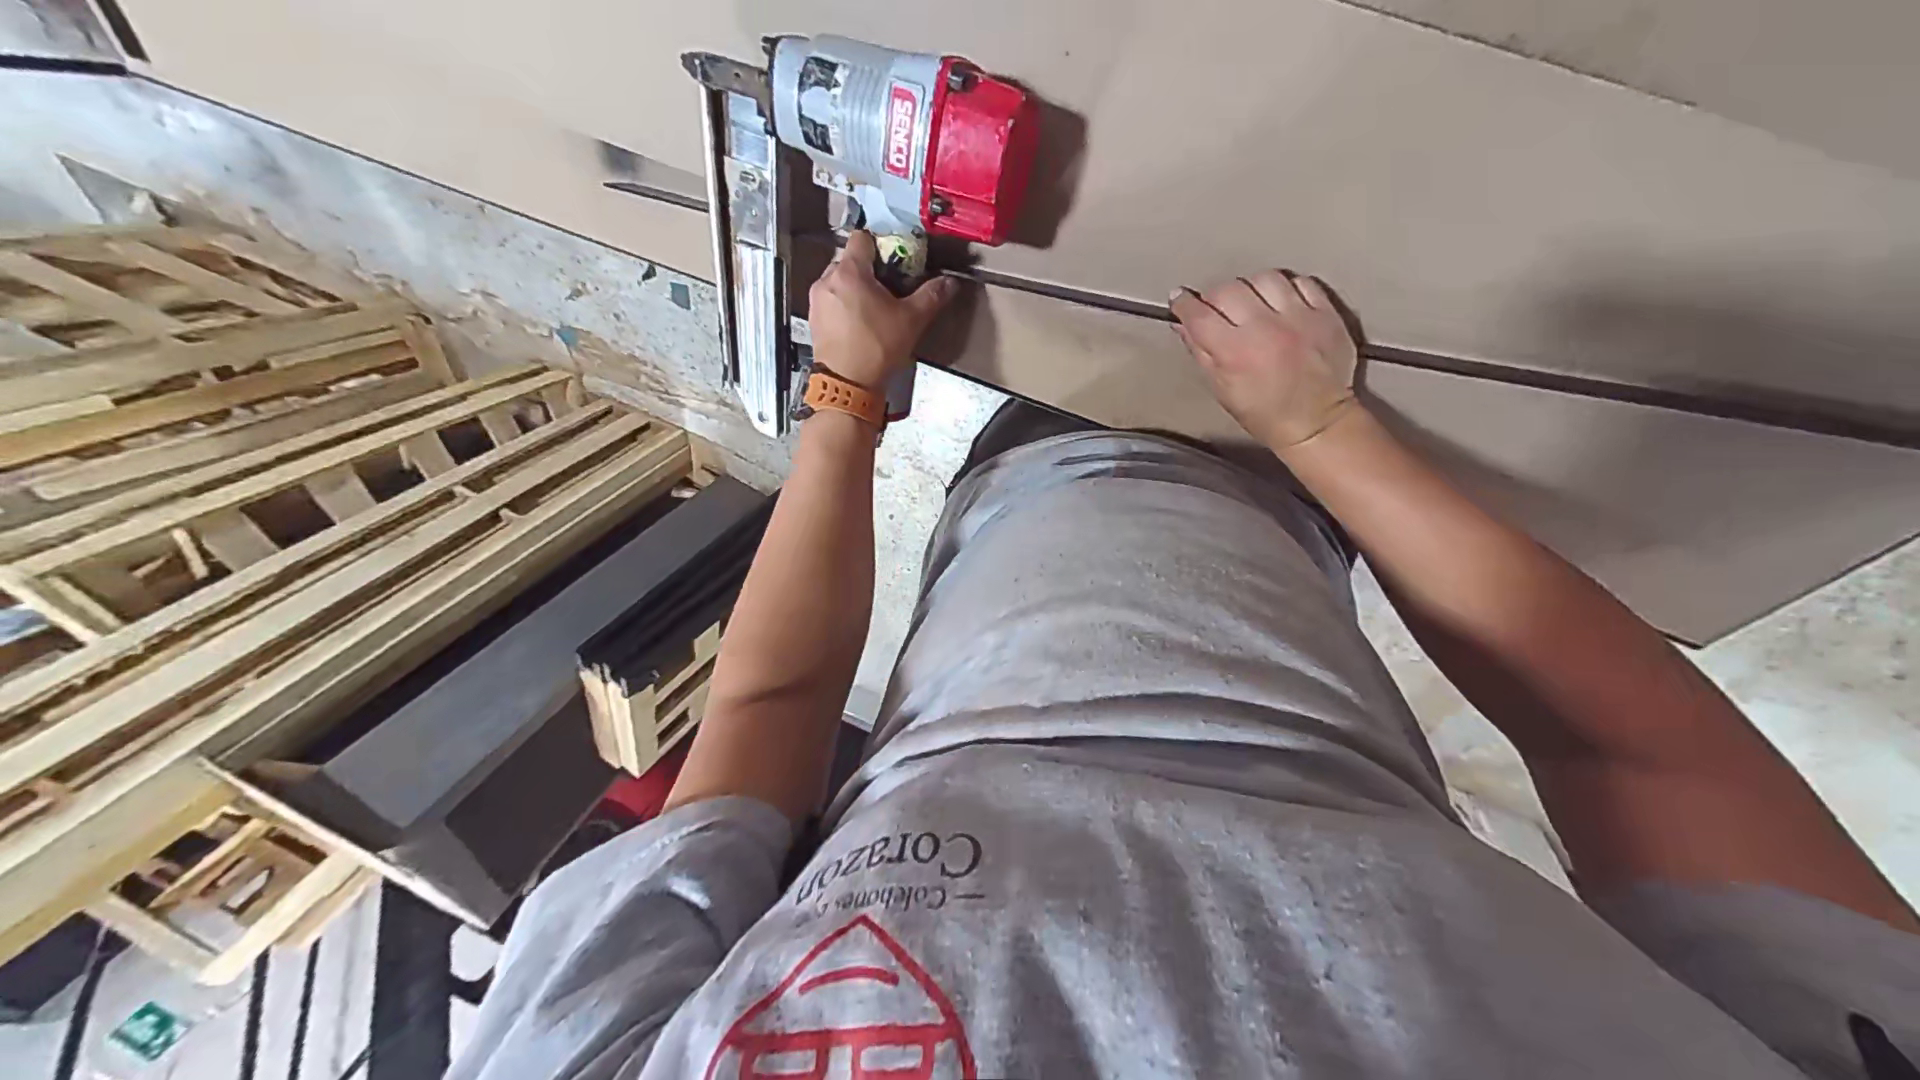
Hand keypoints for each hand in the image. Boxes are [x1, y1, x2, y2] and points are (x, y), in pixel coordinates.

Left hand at [807, 230, 955, 388]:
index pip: (862, 237)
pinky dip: (843, 306)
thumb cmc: (876, 349)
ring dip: (855, 289)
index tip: (895, 262)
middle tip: (888, 288)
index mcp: (849, 272)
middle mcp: (827, 281)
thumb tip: (949, 283)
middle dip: (868, 270)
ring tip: (874, 310)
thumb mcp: (911, 321)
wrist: (848, 386)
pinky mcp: (814, 321)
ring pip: (838, 282)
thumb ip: (931, 296)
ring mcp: (817, 302)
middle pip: (849, 260)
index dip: (881, 245)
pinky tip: (860, 325)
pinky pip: (830, 302)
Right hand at [1170, 271, 1359, 449]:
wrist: (1316, 421)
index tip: (1179, 300)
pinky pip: (1301, 282)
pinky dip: (1285, 288)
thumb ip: (1200, 352)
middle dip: (1215, 297)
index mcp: (1234, 352)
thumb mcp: (1221, 389)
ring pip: (1264, 278)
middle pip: (1228, 289)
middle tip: (1215, 309)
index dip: (1183, 304)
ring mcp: (1298, 316)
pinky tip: (1280, 303)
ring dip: (1250, 288)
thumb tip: (1182, 324)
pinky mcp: (1324, 312)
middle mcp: (1265, 327)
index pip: (1198, 314)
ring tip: (1250, 303)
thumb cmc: (1262, 413)